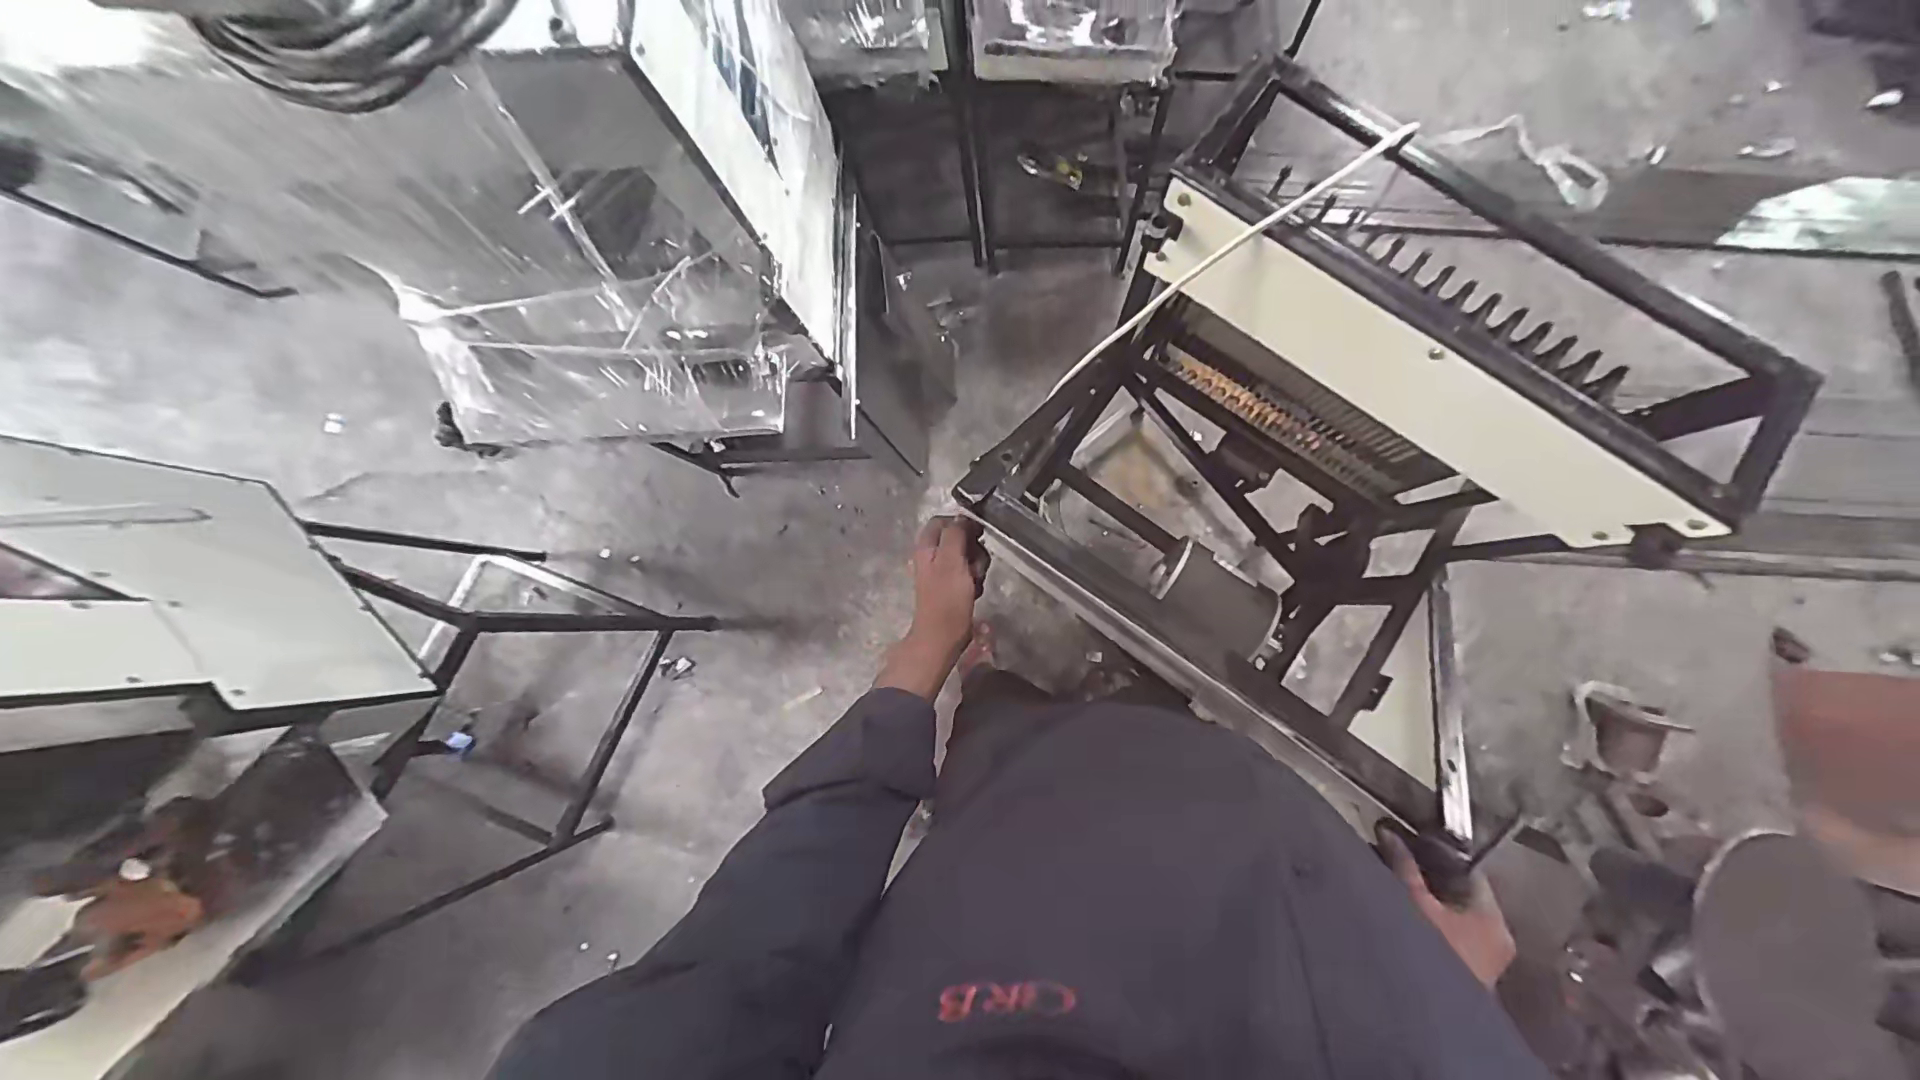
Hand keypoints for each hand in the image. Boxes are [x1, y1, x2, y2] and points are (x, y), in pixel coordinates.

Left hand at [907, 516, 981, 650]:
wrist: (942, 636)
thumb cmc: (946, 599)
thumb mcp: (951, 560)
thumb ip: (955, 534)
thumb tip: (962, 516)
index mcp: (926, 546)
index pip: (943, 520)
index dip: (961, 523)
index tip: (978, 534)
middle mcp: (932, 556)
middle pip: (958, 537)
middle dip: (973, 547)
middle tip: (976, 563)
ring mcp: (942, 572)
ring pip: (966, 556)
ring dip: (977, 565)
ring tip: (975, 580)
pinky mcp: (952, 586)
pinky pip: (968, 573)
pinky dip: (974, 579)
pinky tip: (975, 590)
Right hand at [1376, 824, 1515, 988]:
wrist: (1436, 1012)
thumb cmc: (1432, 950)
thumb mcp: (1414, 902)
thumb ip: (1404, 866)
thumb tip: (1389, 832)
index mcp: (1493, 916)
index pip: (1469, 869)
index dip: (1439, 851)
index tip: (1410, 839)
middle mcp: (1498, 933)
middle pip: (1462, 889)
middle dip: (1430, 871)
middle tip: (1400, 855)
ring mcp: (1488, 953)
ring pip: (1457, 908)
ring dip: (1430, 892)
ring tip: (1398, 876)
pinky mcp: (1474, 965)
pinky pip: (1454, 926)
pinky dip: (1433, 912)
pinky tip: (1409, 904)